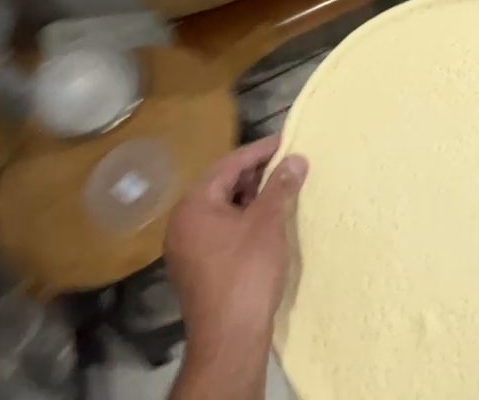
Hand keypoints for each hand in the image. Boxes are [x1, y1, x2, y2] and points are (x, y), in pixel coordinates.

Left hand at [165, 137, 307, 399]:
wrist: (230, 338)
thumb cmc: (246, 272)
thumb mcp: (268, 223)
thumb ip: (280, 186)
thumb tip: (296, 158)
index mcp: (193, 205)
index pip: (229, 164)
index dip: (260, 150)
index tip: (287, 140)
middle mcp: (183, 222)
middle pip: (222, 184)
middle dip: (255, 173)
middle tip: (287, 162)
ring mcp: (187, 246)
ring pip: (222, 208)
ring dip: (251, 196)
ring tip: (282, 188)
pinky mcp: (198, 266)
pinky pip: (221, 228)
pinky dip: (243, 218)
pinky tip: (267, 219)